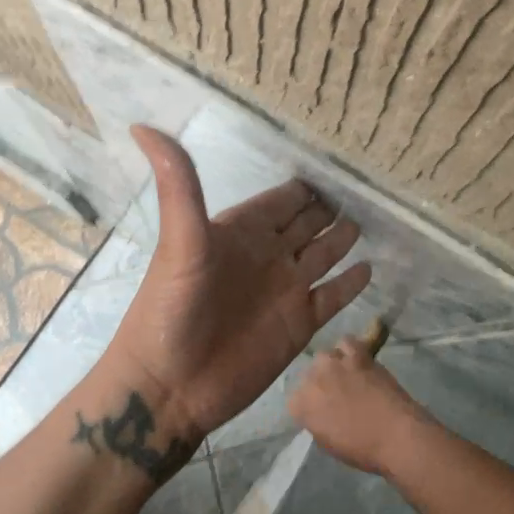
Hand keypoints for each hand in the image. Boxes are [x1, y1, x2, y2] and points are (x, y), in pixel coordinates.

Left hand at [105, 125, 372, 442]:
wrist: (170, 387)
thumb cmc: (171, 310)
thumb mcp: (179, 242)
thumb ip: (179, 185)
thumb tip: (145, 126)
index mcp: (240, 232)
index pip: (282, 200)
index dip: (305, 187)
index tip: (337, 164)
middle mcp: (266, 256)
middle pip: (306, 224)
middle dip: (330, 208)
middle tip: (366, 187)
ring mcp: (285, 291)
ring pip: (324, 255)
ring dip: (343, 239)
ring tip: (369, 220)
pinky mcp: (299, 325)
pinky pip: (333, 297)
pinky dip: (351, 283)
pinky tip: (369, 268)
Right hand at [289, 336, 432, 475]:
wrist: (396, 434)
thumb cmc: (362, 449)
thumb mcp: (328, 443)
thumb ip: (317, 422)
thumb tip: (320, 412)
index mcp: (301, 405)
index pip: (295, 400)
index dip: (308, 406)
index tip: (319, 412)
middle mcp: (312, 379)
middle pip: (309, 374)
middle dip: (318, 383)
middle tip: (334, 394)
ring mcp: (335, 363)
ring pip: (326, 356)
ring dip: (333, 365)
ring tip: (345, 376)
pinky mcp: (358, 354)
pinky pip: (347, 342)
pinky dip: (350, 350)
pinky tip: (357, 360)